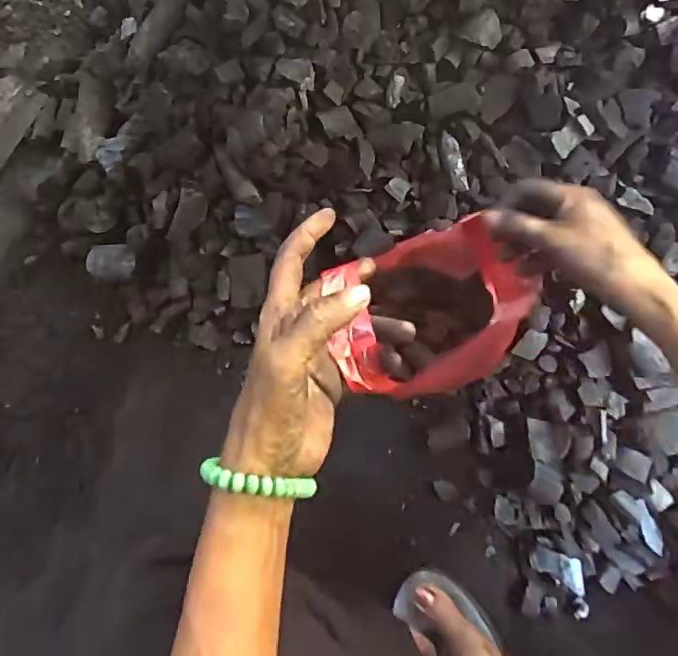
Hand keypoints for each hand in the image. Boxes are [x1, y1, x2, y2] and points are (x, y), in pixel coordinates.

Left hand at [221, 208, 375, 478]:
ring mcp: (317, 352)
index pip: (291, 263)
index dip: (306, 236)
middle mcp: (298, 327)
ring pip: (350, 323)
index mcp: (280, 315)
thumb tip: (360, 291)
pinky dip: (382, 350)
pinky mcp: (333, 378)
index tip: (330, 215)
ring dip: (376, 320)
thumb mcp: (288, 358)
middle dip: (354, 278)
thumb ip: (320, 322)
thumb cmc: (270, 405)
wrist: (270, 463)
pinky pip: (362, 354)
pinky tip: (402, 353)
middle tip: (386, 272)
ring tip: (407, 325)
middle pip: (327, 290)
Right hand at [480, 180, 677, 324]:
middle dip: (513, 228)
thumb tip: (485, 217)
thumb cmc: (594, 259)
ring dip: (523, 245)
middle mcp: (578, 205)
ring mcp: (586, 226)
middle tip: (496, 247)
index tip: (489, 225)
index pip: (527, 189)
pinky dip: (541, 255)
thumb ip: (516, 226)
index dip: (504, 204)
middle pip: (535, 210)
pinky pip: (558, 244)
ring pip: (545, 229)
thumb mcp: (550, 240)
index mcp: (570, 196)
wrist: (641, 291)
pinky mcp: (591, 247)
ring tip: (508, 264)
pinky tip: (529, 272)